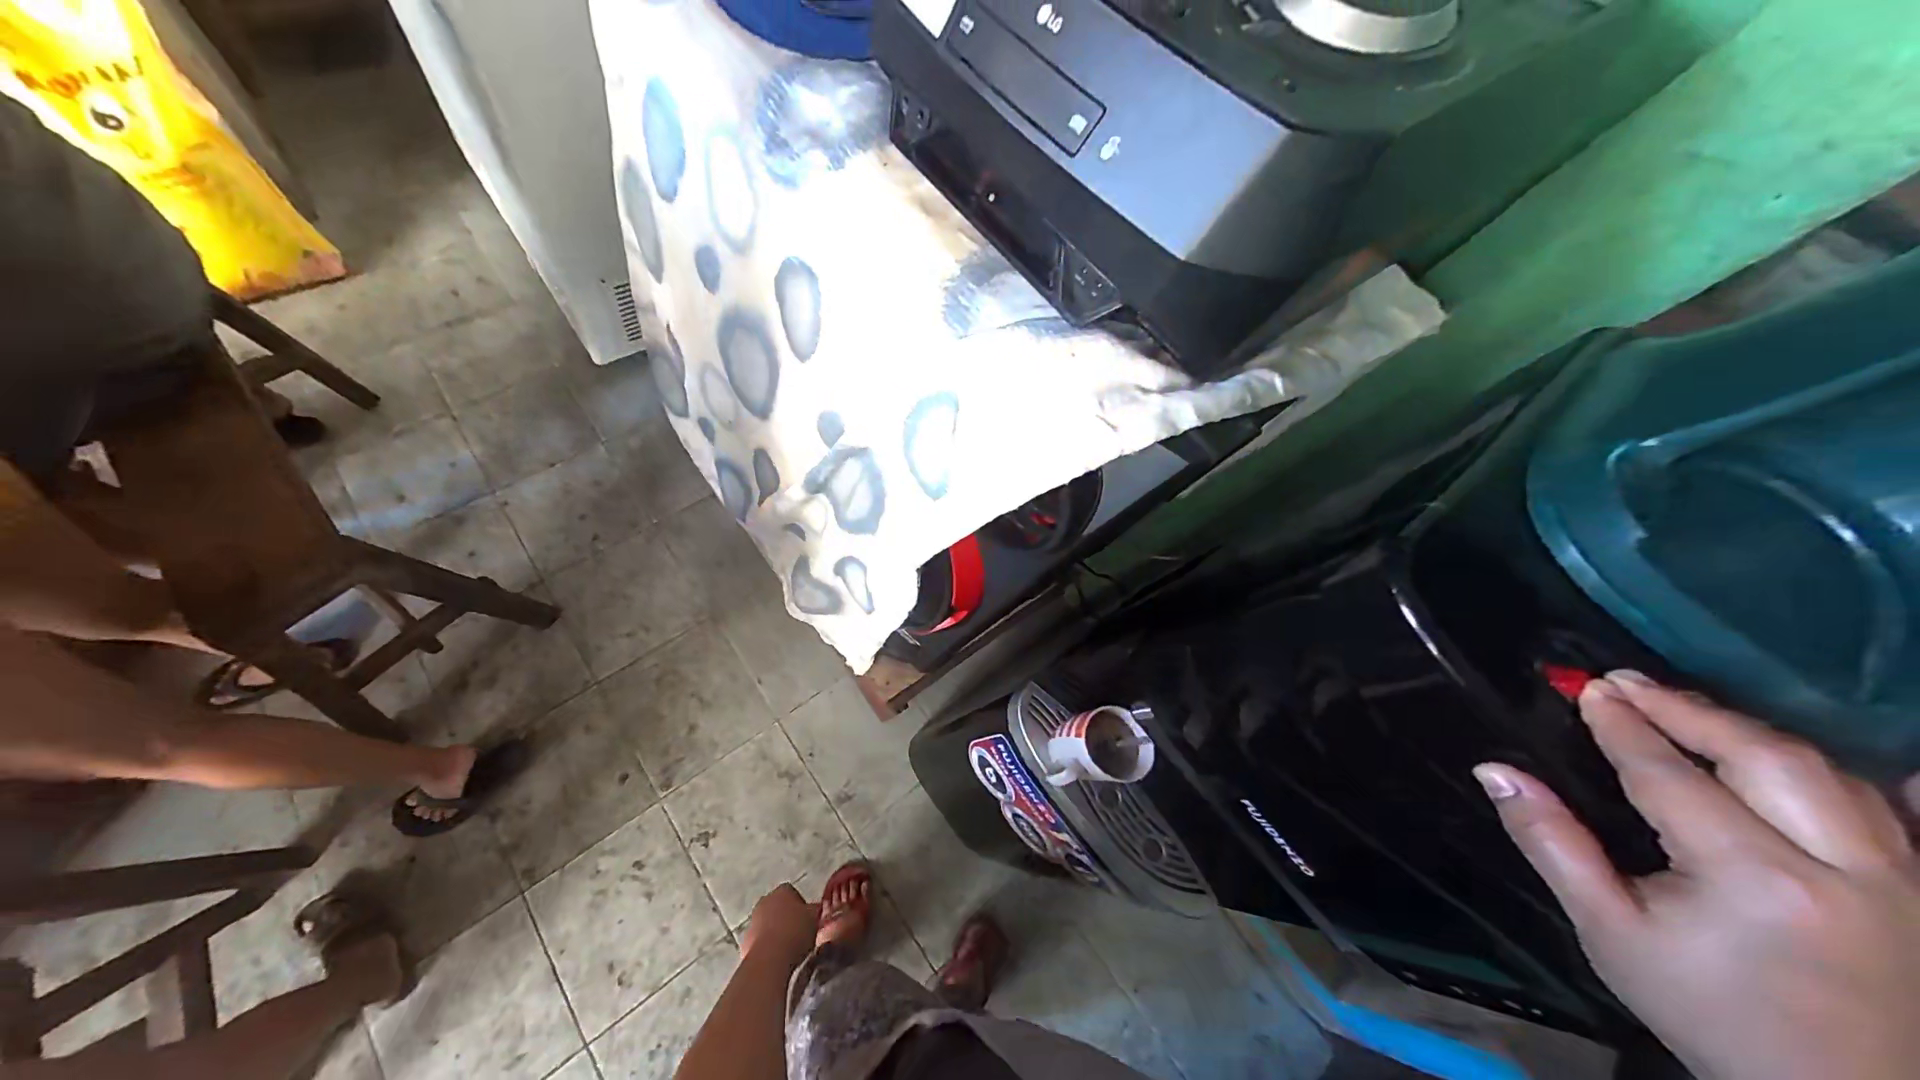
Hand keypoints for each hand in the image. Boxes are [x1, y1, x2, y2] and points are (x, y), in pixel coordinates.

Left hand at [739, 883, 816, 967]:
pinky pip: (759, 939)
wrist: (769, 959)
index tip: (807, 918)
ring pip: (767, 923)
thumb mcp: (814, 919)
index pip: (792, 892)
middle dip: (786, 916)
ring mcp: (752, 921)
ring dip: (775, 931)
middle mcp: (764, 901)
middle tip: (799, 931)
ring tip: (788, 946)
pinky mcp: (745, 941)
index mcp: (782, 890)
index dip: (801, 905)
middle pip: (777, 906)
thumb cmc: (795, 932)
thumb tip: (816, 909)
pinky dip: (767, 945)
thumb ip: (815, 911)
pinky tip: (776, 956)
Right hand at [1475, 671, 1919, 1079]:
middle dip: (1687, 709)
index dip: (1622, 727)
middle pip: (1765, 757)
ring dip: (1750, 731)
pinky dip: (1868, 773)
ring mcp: (1908, 881)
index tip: (1584, 688)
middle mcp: (1845, 868)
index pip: (1672, 776)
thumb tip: (1495, 771)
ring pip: (1830, 774)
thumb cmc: (1705, 1009)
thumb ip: (1550, 843)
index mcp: (1754, 878)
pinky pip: (1909, 812)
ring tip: (1687, 709)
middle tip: (1625, 682)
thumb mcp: (1607, 929)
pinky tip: (1837, 754)